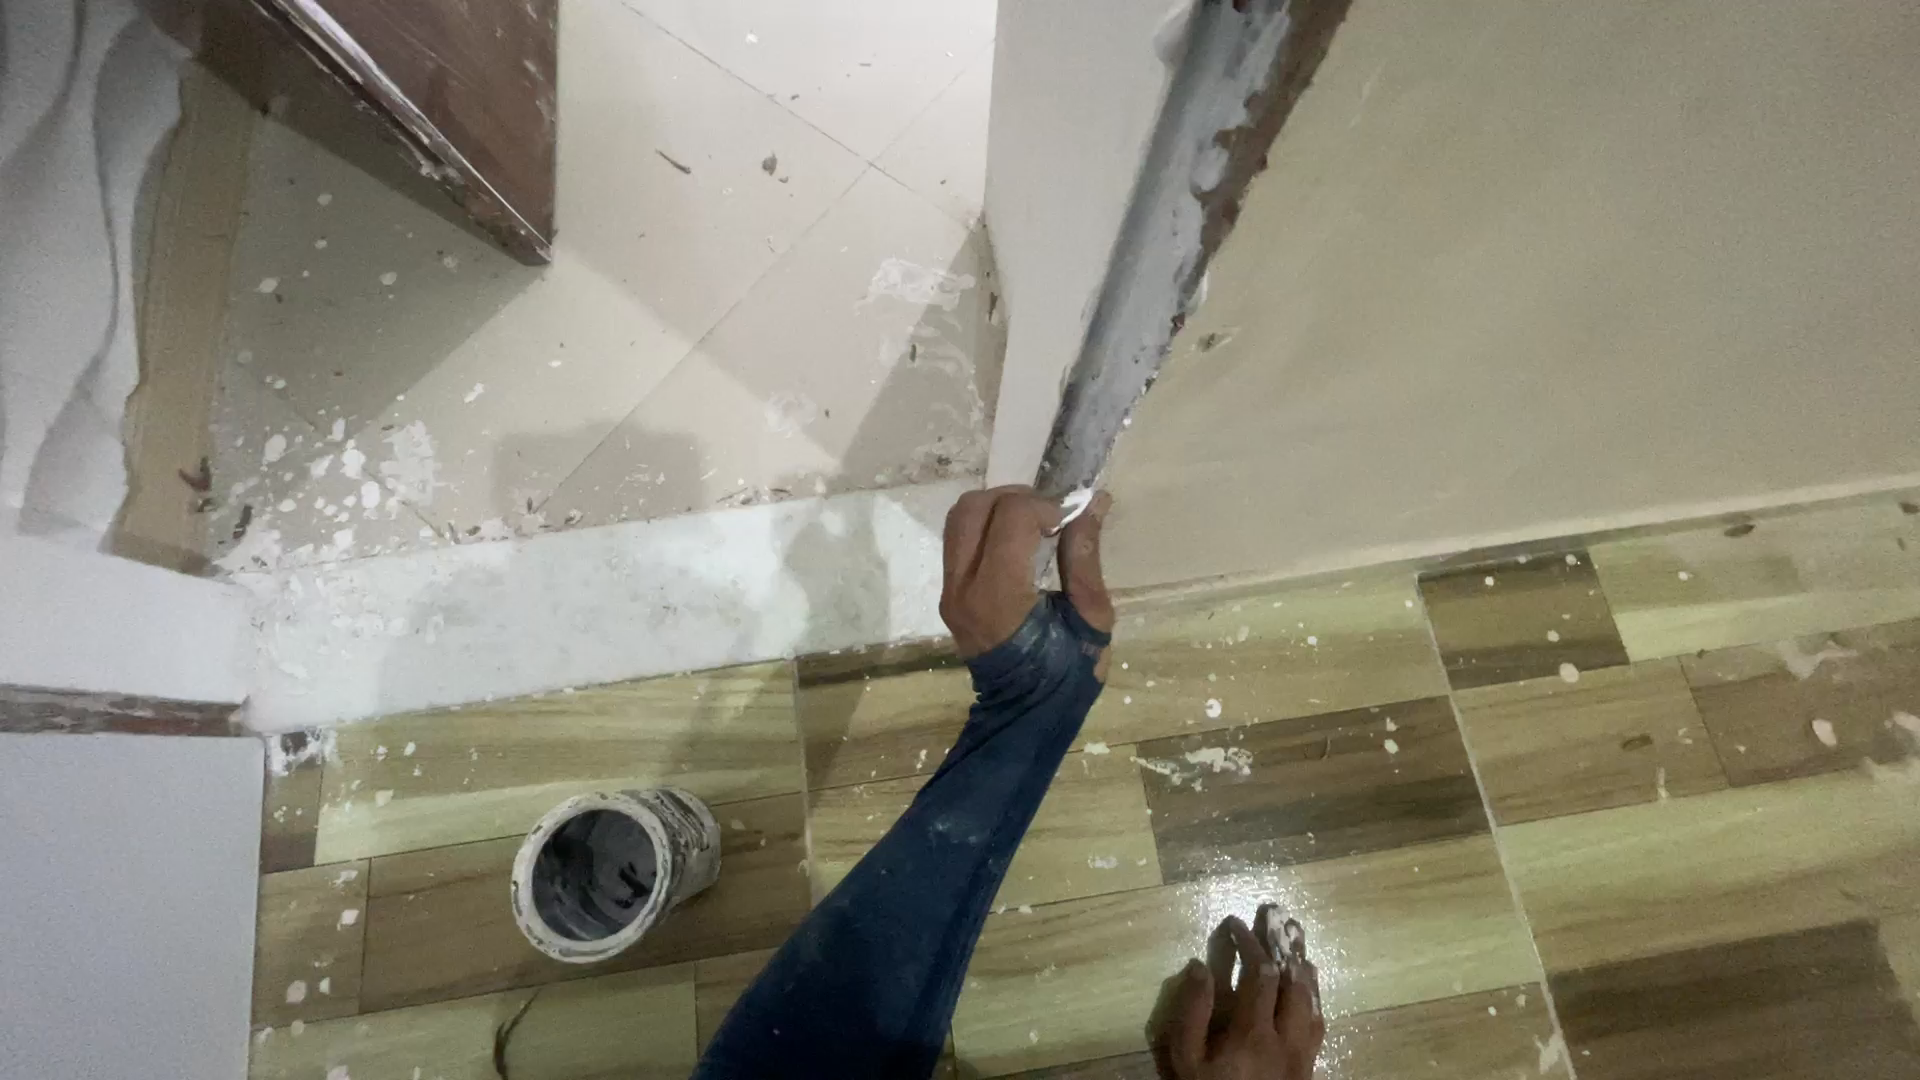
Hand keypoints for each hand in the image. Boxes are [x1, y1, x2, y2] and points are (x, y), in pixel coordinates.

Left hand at [939, 486, 1113, 667]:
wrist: (1025, 715)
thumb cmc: (1067, 673)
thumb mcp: (1091, 618)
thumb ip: (1085, 556)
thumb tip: (1093, 501)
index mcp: (999, 594)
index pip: (1011, 517)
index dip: (1046, 506)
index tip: (1070, 520)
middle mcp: (962, 587)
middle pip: (974, 507)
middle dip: (1015, 498)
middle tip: (1049, 515)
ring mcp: (948, 591)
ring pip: (959, 519)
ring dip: (996, 508)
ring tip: (1033, 524)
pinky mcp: (947, 594)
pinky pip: (958, 541)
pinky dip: (986, 527)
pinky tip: (1016, 542)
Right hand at [1163, 910, 1324, 1079]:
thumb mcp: (1185, 1058)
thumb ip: (1193, 1010)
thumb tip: (1200, 965)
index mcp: (1255, 1032)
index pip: (1260, 972)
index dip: (1249, 941)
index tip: (1234, 922)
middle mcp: (1287, 1040)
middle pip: (1295, 983)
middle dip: (1285, 947)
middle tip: (1278, 918)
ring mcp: (1303, 1057)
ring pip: (1313, 1005)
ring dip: (1305, 970)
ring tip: (1298, 946)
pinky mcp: (1308, 1071)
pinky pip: (1319, 1027)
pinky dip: (1314, 1000)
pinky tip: (1309, 992)